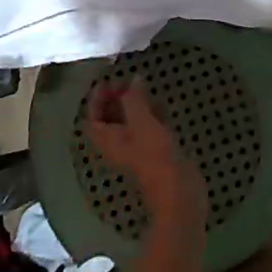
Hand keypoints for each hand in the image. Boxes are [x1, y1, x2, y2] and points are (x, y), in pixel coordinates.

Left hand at [85, 80, 206, 224]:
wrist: (179, 192)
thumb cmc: (154, 156)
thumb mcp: (141, 122)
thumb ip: (134, 99)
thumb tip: (133, 79)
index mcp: (108, 140)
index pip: (92, 117)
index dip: (97, 98)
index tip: (109, 79)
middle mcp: (118, 145)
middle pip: (109, 119)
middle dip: (115, 99)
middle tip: (128, 80)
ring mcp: (138, 149)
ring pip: (129, 123)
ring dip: (133, 105)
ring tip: (145, 87)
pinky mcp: (156, 152)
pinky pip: (148, 128)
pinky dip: (150, 114)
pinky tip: (162, 104)